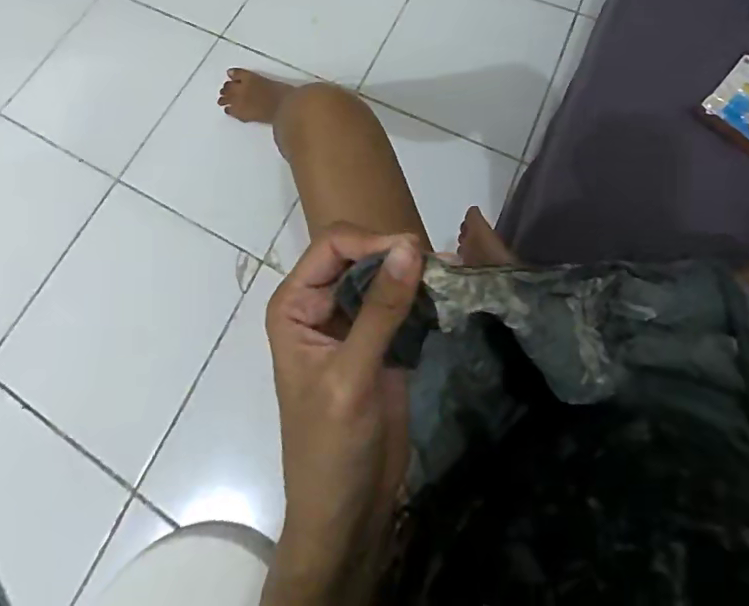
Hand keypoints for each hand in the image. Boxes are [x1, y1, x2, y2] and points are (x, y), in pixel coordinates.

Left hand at [264, 224, 424, 605]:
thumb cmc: (330, 447)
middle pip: (363, 253)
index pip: (333, 246)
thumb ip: (381, 310)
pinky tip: (449, 296)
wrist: (348, 508)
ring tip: (452, 276)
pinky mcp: (385, 339)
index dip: (372, 240)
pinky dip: (427, 295)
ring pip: (388, 273)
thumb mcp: (351, 376)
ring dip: (418, 272)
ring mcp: (356, 321)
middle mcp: (323, 304)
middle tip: (440, 266)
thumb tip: (409, 246)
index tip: (413, 253)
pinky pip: (406, 300)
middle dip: (399, 254)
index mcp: (296, 306)